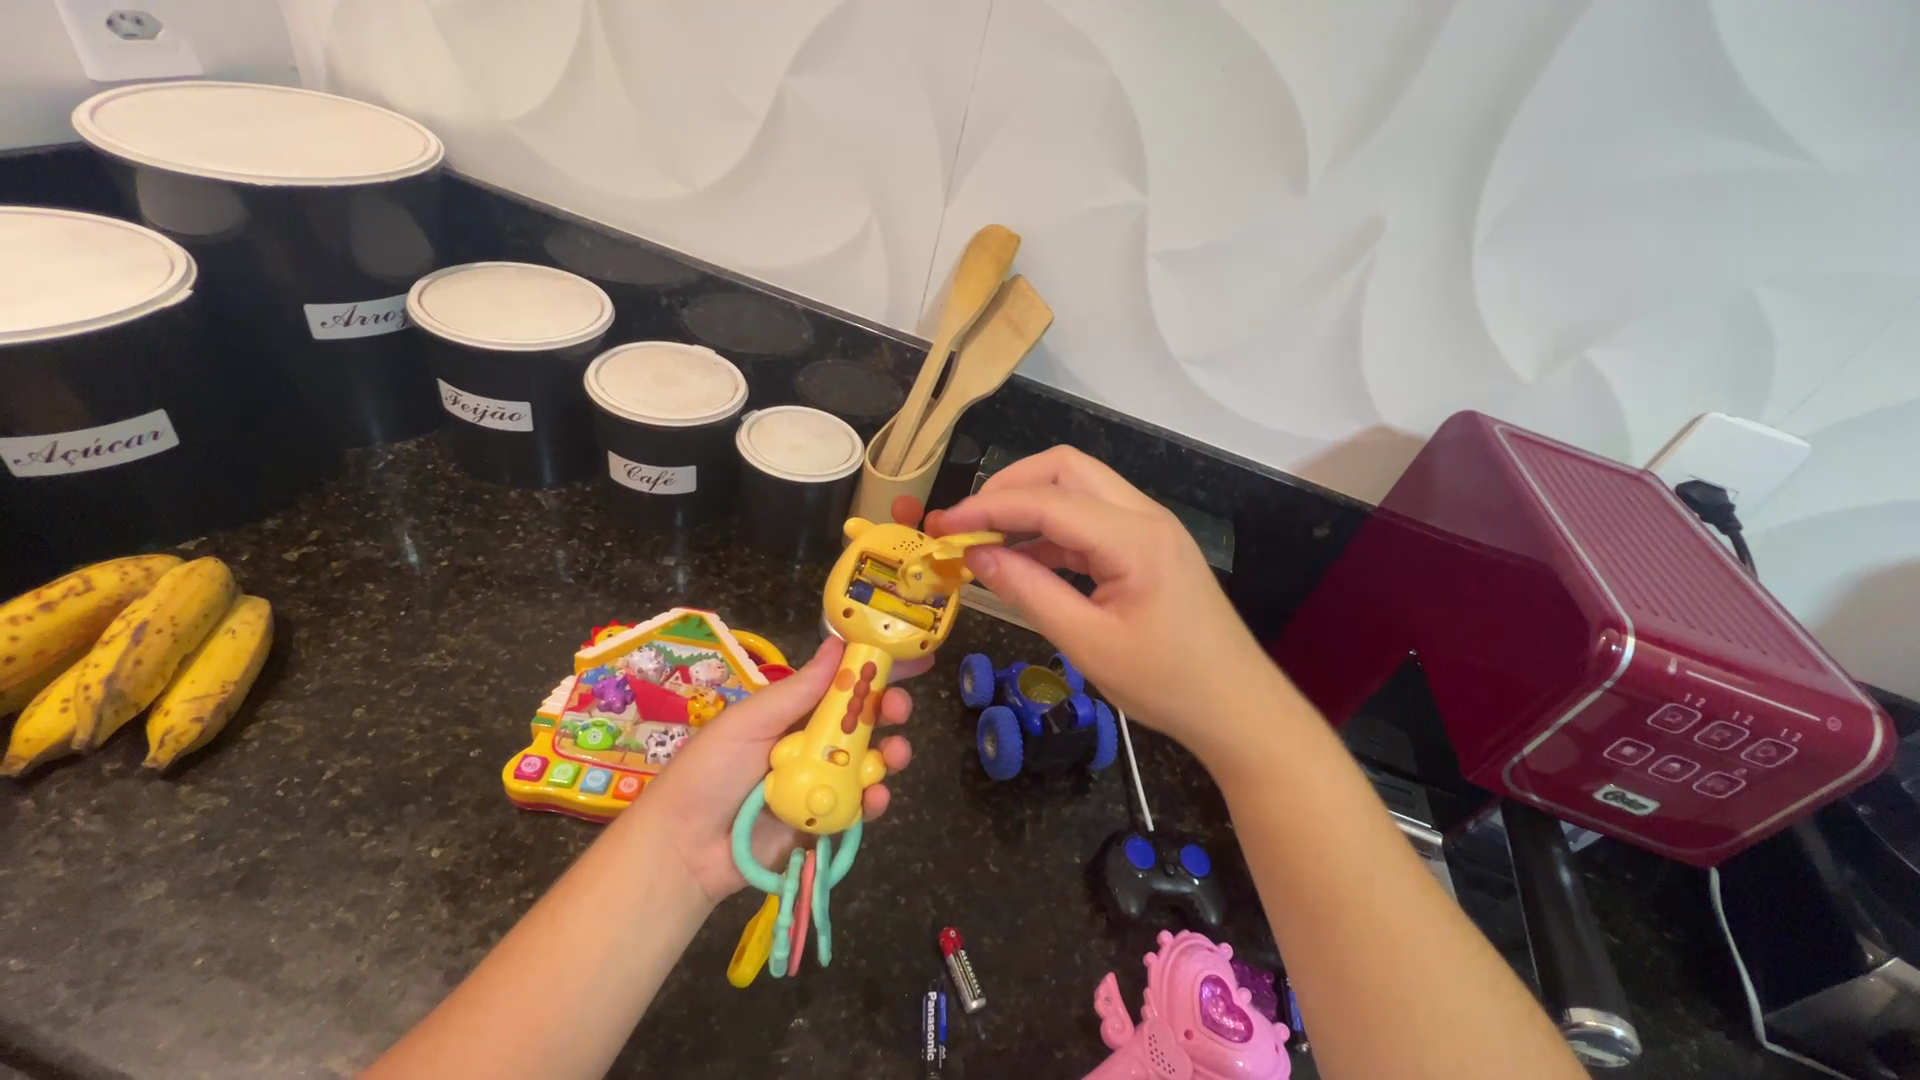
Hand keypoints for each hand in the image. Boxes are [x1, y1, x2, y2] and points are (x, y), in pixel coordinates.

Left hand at [639, 636, 916, 904]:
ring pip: (868, 762)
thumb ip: (797, 691)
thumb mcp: (748, 722)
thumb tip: (837, 645)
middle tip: (900, 709)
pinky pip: (859, 806)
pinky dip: (875, 799)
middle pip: (863, 722)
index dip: (874, 671)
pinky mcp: (825, 822)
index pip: (840, 685)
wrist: (682, 850)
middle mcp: (811, 744)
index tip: (911, 659)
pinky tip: (876, 796)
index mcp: (791, 714)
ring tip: (895, 755)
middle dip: (889, 711)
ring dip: (890, 754)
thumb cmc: (708, 773)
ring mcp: (820, 784)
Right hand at [928, 446, 1282, 758]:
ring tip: (985, 542)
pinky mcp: (1149, 547)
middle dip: (1010, 487)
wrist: (1237, 708)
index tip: (942, 526)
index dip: (987, 508)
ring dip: (1030, 507)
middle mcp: (1145, 517)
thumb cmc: (1167, 684)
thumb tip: (975, 557)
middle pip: (1066, 469)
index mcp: (1134, 538)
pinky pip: (1092, 521)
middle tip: (967, 523)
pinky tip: (1024, 560)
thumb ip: (1029, 592)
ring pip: (1079, 490)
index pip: (1047, 501)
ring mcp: (1151, 529)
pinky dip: (1052, 531)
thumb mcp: (1088, 644)